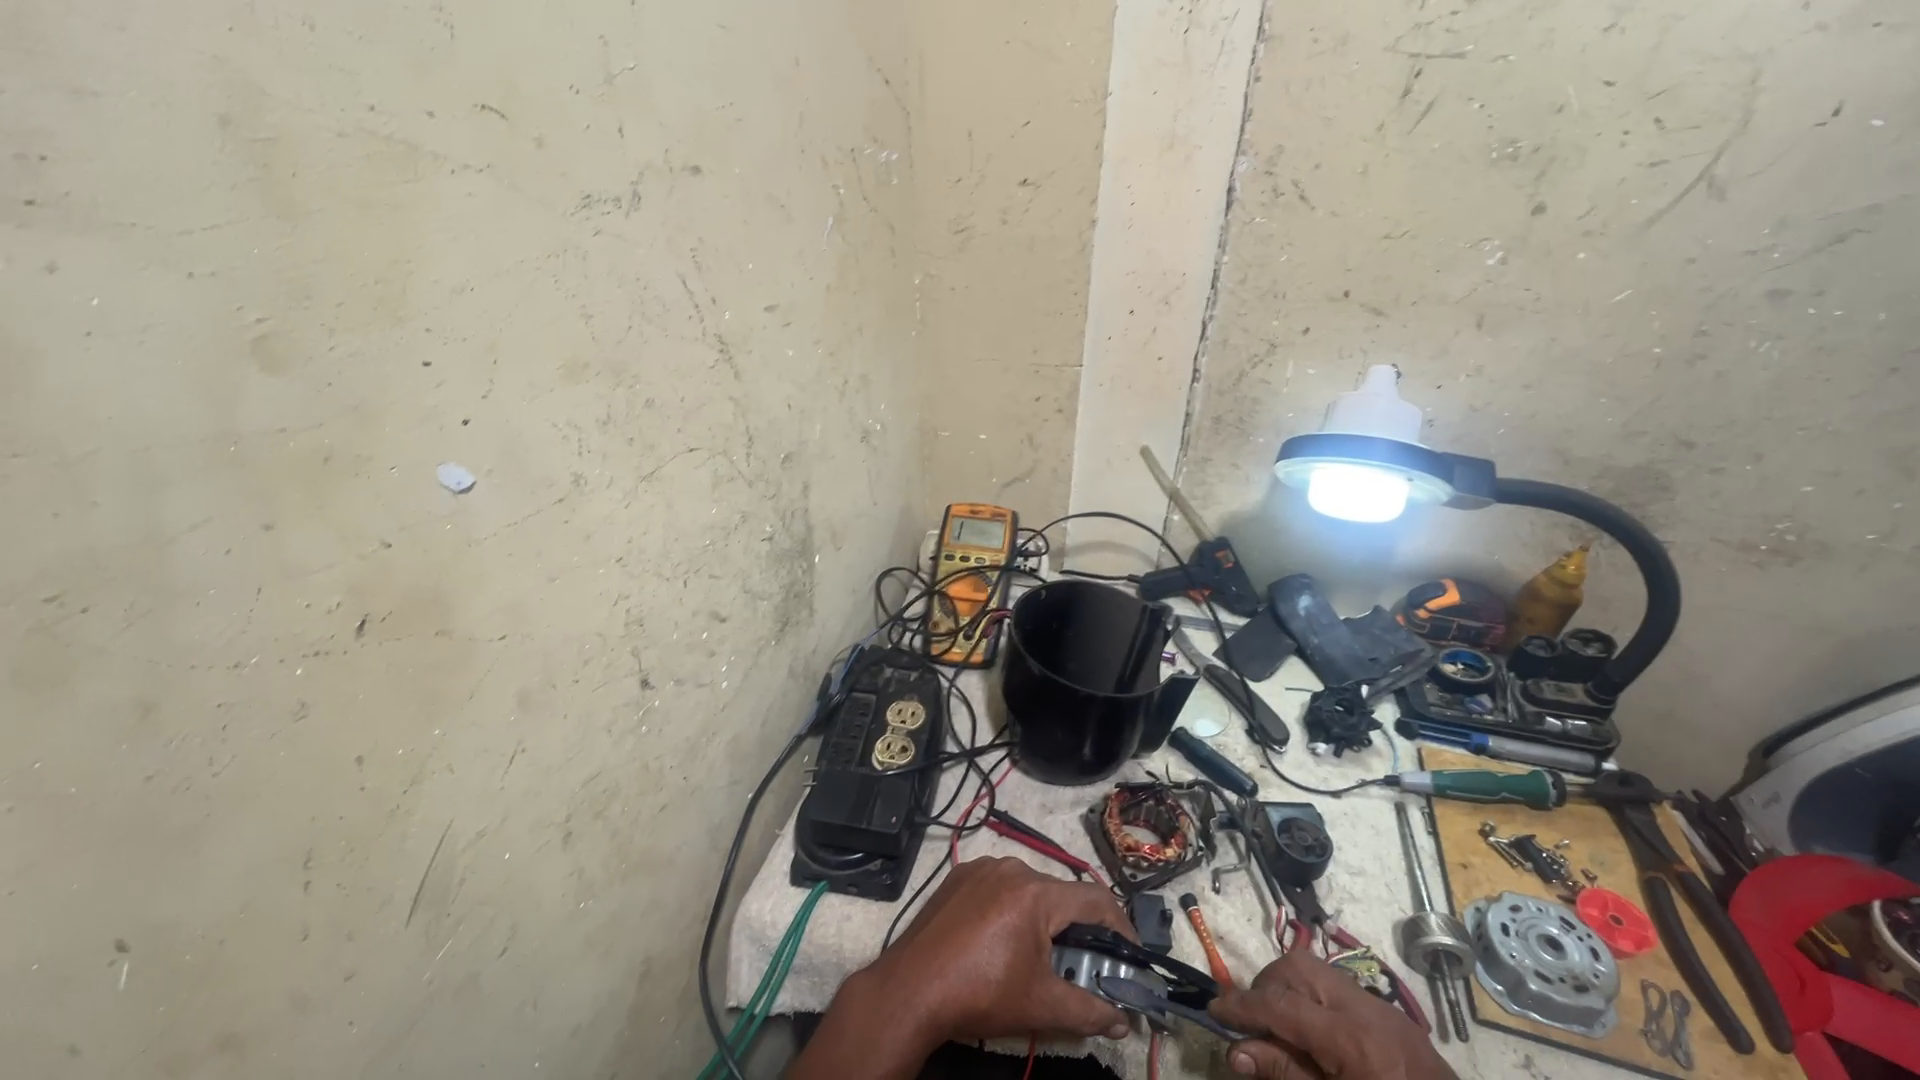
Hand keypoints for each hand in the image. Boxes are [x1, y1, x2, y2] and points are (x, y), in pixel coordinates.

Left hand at [789, 858, 1136, 1079]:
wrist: (909, 990)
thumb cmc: (980, 993)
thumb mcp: (1040, 1005)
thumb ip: (1088, 1010)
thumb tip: (1121, 1022)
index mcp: (1035, 892)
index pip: (1095, 900)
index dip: (1120, 926)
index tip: (1130, 953)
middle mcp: (1010, 868)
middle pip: (1059, 895)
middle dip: (1076, 929)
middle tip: (1082, 964)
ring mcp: (979, 868)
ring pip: (1027, 889)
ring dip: (1041, 919)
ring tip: (1038, 956)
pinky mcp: (956, 878)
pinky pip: (997, 887)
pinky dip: (1009, 910)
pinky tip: (1000, 941)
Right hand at [1208, 950, 1457, 1079]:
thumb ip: (1286, 1074)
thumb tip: (1236, 1050)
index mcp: (1351, 1041)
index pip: (1281, 1005)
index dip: (1241, 1006)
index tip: (1213, 1009)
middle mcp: (1365, 1010)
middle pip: (1297, 967)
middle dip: (1265, 986)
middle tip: (1251, 1022)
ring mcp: (1382, 1008)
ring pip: (1316, 969)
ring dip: (1287, 988)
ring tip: (1276, 1026)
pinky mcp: (1392, 1015)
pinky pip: (1337, 987)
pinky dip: (1311, 997)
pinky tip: (1308, 1031)